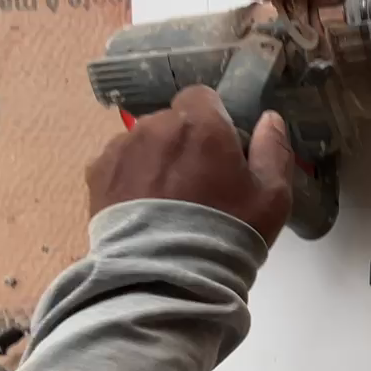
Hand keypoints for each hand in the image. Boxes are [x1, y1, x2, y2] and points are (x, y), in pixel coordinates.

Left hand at [86, 85, 293, 244]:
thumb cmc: (229, 230)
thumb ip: (273, 151)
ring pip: (146, 143)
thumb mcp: (272, 196)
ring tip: (172, 202)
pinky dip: (134, 180)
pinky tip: (148, 210)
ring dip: (159, 161)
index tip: (225, 150)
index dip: (216, 119)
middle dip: (187, 142)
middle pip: (173, 121)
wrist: (169, 273)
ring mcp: (120, 149)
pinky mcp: (97, 175)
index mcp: (200, 124)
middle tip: (204, 184)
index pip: (204, 96)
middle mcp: (155, 125)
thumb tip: (270, 119)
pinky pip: (121, 165)